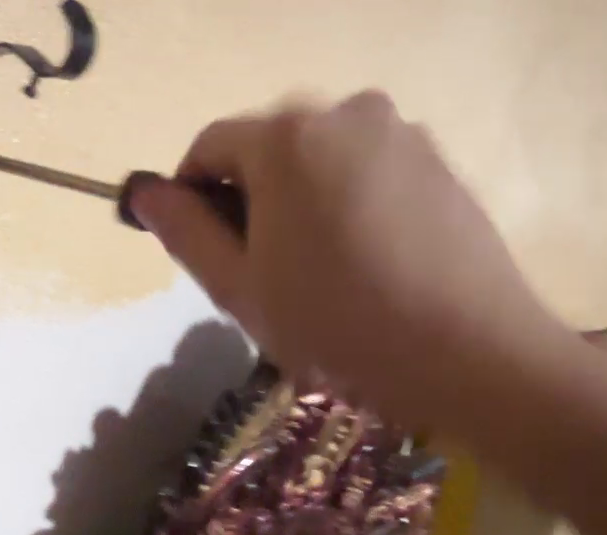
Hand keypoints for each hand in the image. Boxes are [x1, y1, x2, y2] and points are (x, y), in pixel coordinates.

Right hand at [132, 92, 570, 424]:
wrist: (461, 350)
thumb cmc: (331, 324)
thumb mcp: (238, 287)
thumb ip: (185, 232)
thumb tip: (145, 194)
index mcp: (286, 138)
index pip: (209, 147)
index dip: (190, 197)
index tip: (202, 253)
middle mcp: (345, 112)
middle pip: (266, 147)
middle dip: (248, 200)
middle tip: (259, 273)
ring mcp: (400, 131)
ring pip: (317, 160)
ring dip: (296, 204)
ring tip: (312, 273)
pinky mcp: (437, 159)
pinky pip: (364, 170)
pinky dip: (343, 204)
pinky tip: (358, 264)